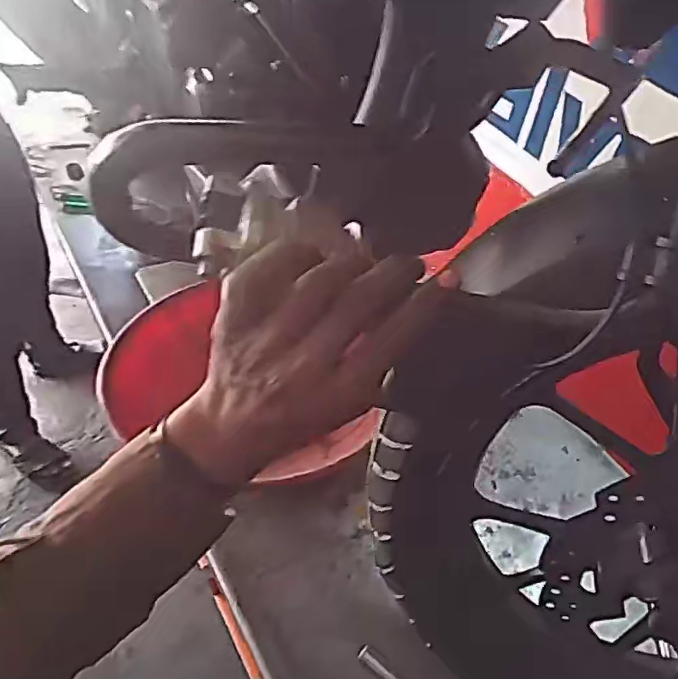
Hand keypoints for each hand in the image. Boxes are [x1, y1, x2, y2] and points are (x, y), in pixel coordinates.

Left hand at [164, 240, 450, 484]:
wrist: (232, 426)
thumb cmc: (299, 418)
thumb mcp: (351, 406)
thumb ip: (381, 365)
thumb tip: (411, 309)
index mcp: (338, 392)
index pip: (393, 337)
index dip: (426, 302)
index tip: (445, 279)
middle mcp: (303, 363)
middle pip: (360, 300)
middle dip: (395, 271)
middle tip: (409, 263)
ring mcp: (267, 335)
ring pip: (322, 278)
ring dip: (355, 260)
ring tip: (369, 259)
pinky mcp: (238, 312)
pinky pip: (275, 264)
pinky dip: (302, 251)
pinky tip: (318, 255)